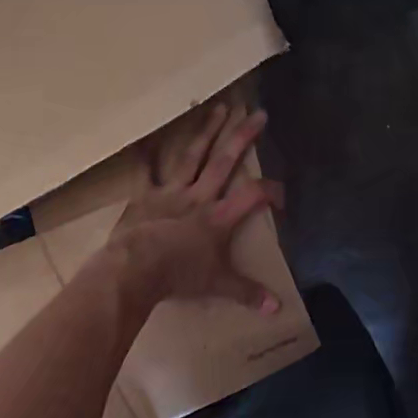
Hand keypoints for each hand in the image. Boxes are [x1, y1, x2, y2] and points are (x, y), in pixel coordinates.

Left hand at [105, 100, 284, 312]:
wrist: (136, 267)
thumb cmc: (179, 274)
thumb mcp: (218, 285)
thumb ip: (247, 292)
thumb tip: (277, 308)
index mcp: (218, 217)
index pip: (253, 195)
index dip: (271, 190)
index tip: (282, 192)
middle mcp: (198, 196)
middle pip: (224, 161)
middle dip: (242, 137)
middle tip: (257, 113)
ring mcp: (170, 192)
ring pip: (192, 156)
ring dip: (207, 132)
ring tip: (218, 108)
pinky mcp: (145, 196)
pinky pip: (145, 172)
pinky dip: (145, 157)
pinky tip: (144, 138)